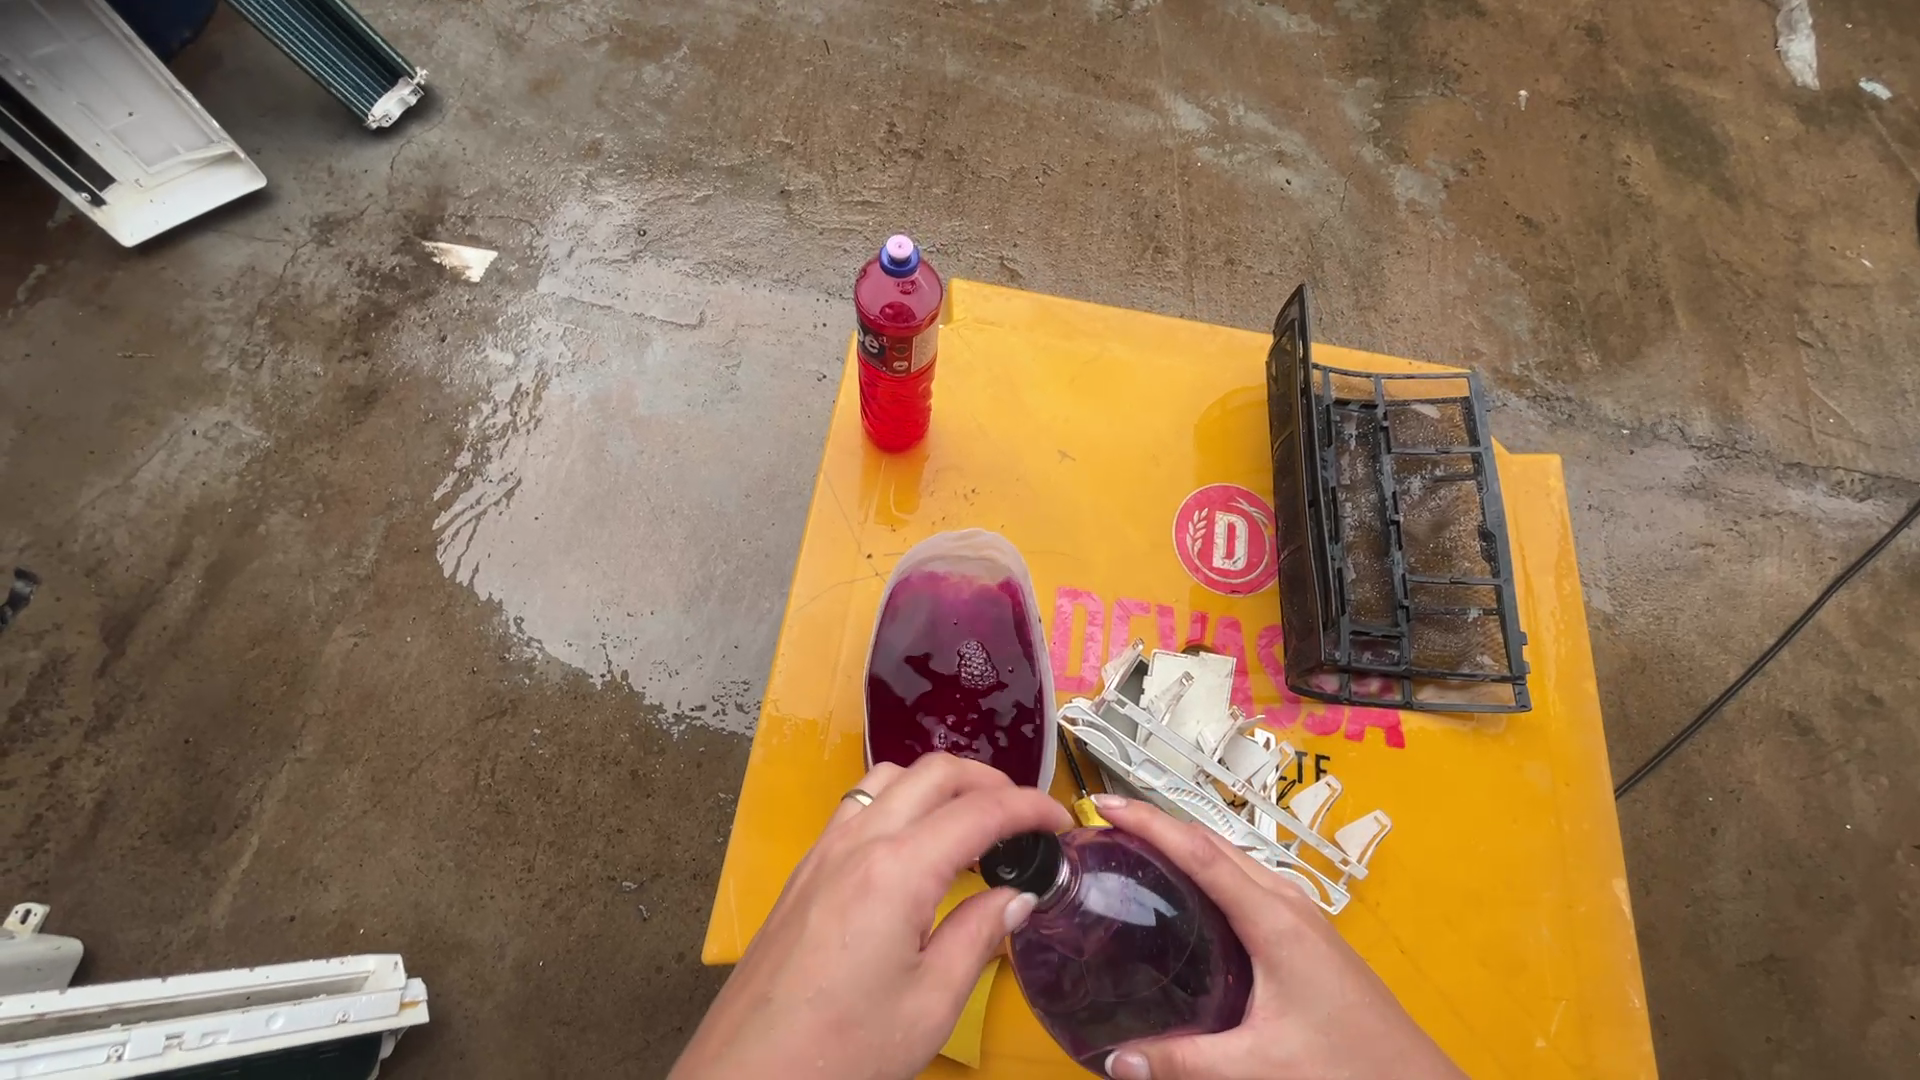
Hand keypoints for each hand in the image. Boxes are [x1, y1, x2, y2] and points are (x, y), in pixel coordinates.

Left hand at [671, 753, 1072, 1079]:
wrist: (747, 1077)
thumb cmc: (844, 1050)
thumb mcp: (930, 1005)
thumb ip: (979, 935)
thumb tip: (1018, 896)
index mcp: (897, 869)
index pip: (979, 811)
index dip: (1030, 807)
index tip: (1062, 822)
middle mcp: (859, 840)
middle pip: (935, 772)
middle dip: (989, 780)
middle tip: (1023, 816)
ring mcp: (826, 847)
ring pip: (892, 776)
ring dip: (940, 783)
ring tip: (971, 821)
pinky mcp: (807, 866)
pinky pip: (860, 802)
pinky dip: (901, 799)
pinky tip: (914, 842)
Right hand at [1092, 794, 1463, 1079]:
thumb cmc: (1348, 1068)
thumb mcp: (1260, 1067)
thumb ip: (1185, 1062)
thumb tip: (1116, 1060)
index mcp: (1272, 917)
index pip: (1198, 852)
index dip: (1148, 822)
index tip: (1104, 804)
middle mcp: (1284, 899)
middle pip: (1211, 840)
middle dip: (1157, 822)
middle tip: (1106, 825)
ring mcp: (1298, 909)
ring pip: (1229, 855)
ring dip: (1182, 840)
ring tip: (1136, 848)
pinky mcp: (1303, 925)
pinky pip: (1243, 876)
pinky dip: (1204, 864)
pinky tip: (1186, 890)